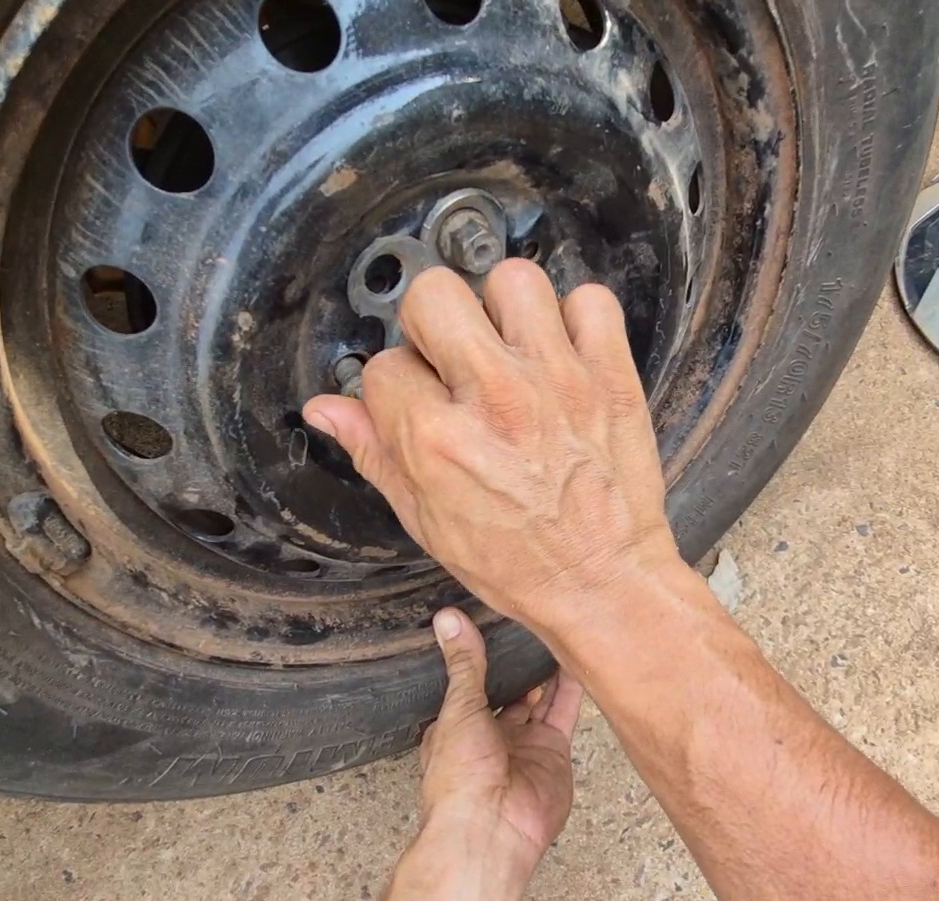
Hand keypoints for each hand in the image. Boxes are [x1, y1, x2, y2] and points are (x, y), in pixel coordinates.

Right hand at [302, 261, 682, 634]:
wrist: (604, 582)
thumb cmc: (520, 564)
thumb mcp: (428, 521)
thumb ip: (376, 454)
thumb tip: (326, 409)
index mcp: (438, 442)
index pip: (384, 365)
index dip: (396, 385)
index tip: (419, 403)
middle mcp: (495, 399)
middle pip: (435, 295)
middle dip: (434, 324)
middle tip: (456, 361)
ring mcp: (559, 382)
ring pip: (514, 280)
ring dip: (505, 311)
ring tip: (513, 352)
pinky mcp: (612, 379)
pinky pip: (592, 302)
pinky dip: (578, 319)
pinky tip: (564, 354)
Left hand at [418, 608, 584, 868]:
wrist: (490, 827)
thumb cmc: (459, 777)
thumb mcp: (458, 707)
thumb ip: (464, 663)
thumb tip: (448, 619)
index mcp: (459, 728)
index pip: (472, 685)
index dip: (483, 659)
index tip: (493, 623)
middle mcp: (493, 736)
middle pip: (511, 691)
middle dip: (520, 665)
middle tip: (532, 623)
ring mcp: (525, 745)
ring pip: (541, 698)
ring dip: (548, 670)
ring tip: (558, 632)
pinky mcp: (555, 752)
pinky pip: (564, 713)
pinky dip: (572, 687)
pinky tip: (578, 658)